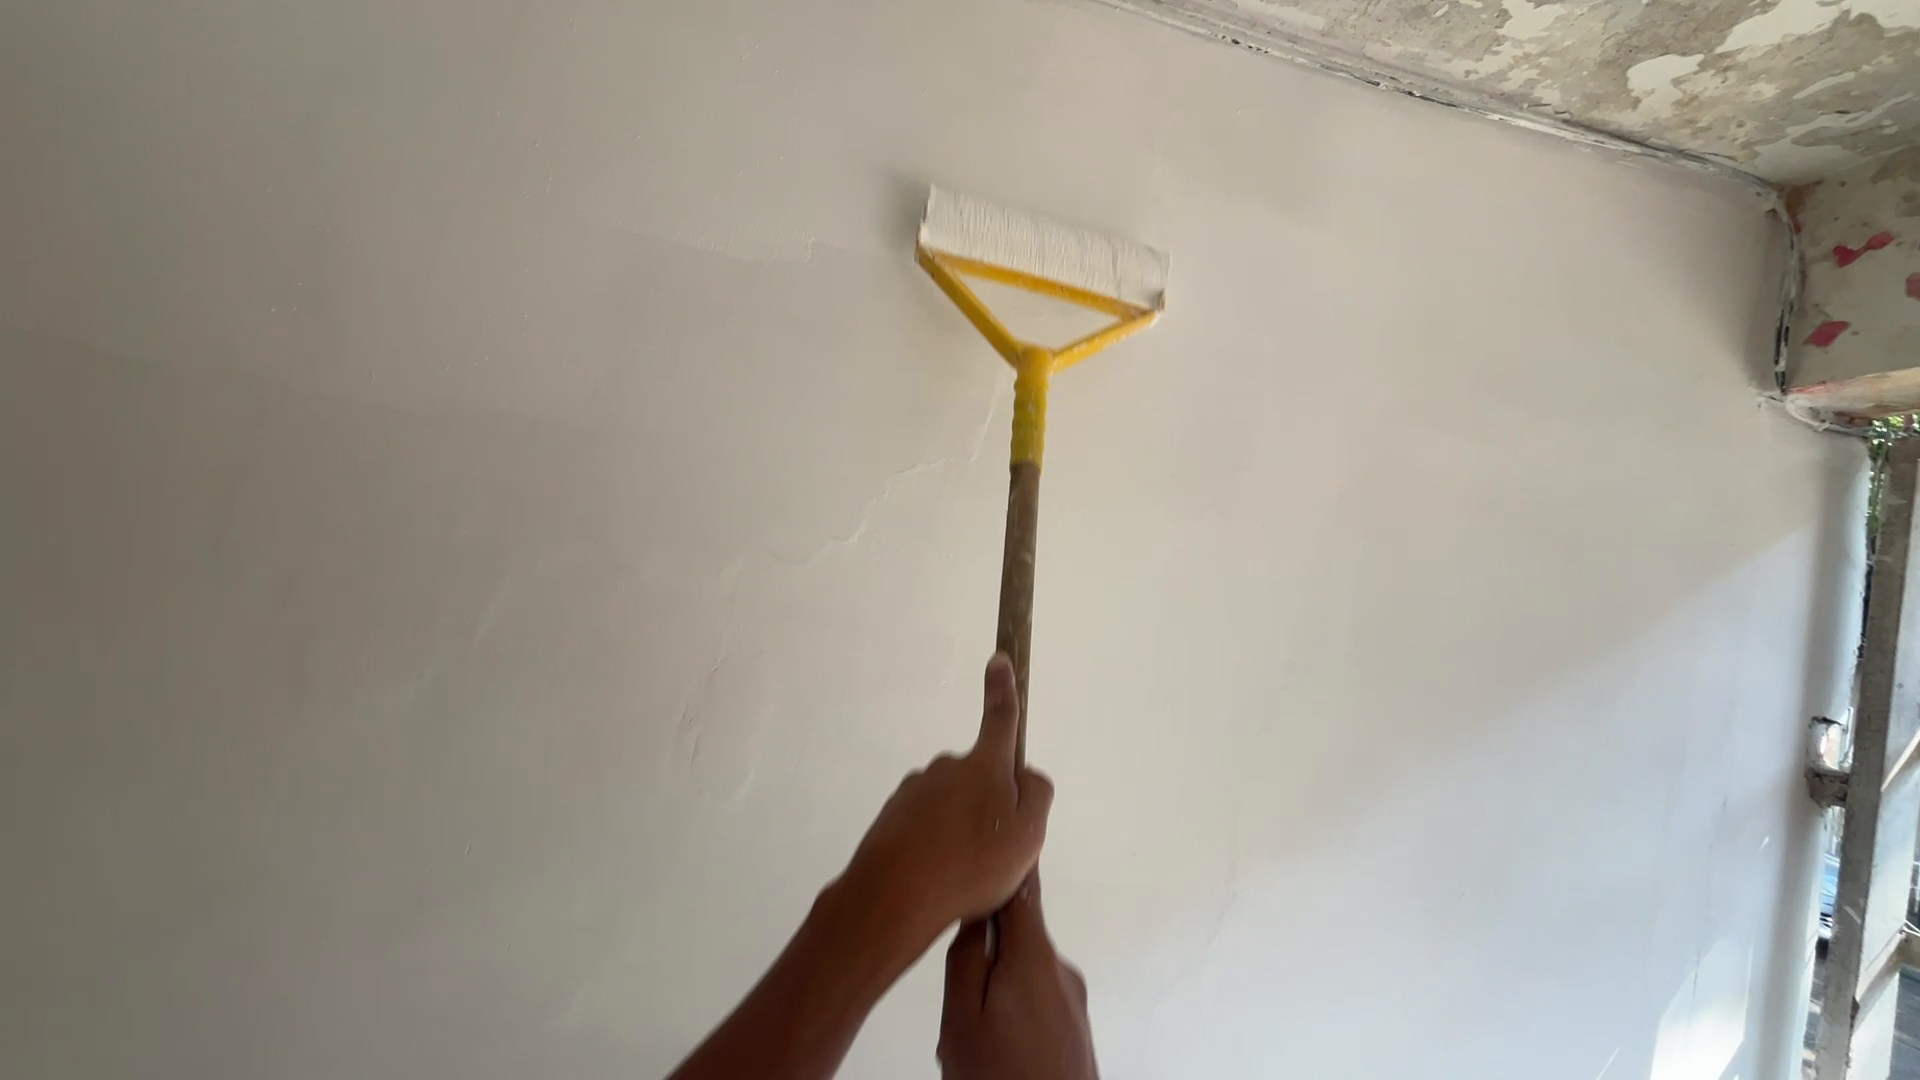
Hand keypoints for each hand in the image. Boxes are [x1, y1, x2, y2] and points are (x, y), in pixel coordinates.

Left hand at [840, 653, 1052, 947]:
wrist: (895, 894)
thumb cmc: (973, 862)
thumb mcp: (1029, 835)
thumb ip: (1036, 795)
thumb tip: (1025, 774)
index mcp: (985, 765)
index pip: (1000, 719)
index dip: (1003, 690)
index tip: (999, 659)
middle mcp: (948, 767)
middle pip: (979, 778)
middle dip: (989, 806)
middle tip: (994, 855)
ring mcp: (916, 790)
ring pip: (951, 806)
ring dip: (960, 830)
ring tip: (963, 875)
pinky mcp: (893, 816)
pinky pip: (926, 826)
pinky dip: (935, 845)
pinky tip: (936, 877)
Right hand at [939, 873, 1098, 1079]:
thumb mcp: (962, 1019)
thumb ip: (965, 957)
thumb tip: (973, 913)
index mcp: (1035, 958)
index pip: (1022, 887)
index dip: (1006, 861)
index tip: (997, 837)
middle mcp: (1061, 972)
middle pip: (1015, 937)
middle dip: (984, 959)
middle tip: (961, 1001)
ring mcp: (1073, 1003)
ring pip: (1021, 975)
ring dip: (996, 995)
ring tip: (977, 1041)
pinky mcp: (1075, 1030)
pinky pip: (1035, 1004)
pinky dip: (1013, 1018)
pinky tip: (998, 1054)